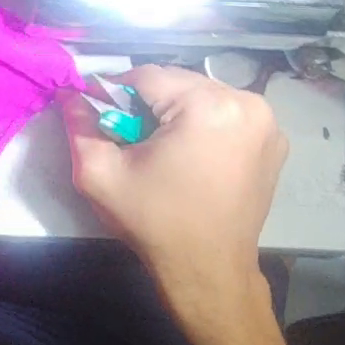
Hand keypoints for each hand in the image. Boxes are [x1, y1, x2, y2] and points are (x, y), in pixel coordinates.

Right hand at [60, 66, 287, 302]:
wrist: (206, 269)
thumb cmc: (153, 221)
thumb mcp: (100, 174)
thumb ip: (80, 126)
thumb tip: (69, 93)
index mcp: (207, 106)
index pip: (147, 75)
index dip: (115, 92)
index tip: (99, 117)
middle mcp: (247, 103)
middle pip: (178, 82)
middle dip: (147, 103)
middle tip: (128, 138)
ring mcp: (267, 122)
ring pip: (203, 95)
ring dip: (175, 112)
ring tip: (159, 149)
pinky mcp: (274, 140)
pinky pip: (227, 114)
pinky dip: (203, 125)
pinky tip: (189, 157)